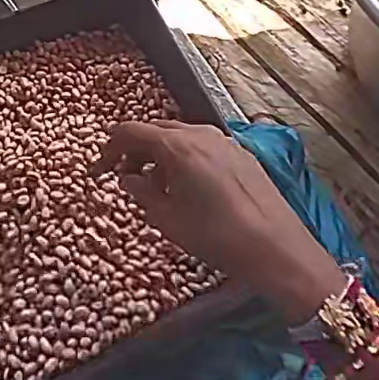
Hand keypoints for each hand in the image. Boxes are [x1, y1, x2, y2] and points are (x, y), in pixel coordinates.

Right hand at [93, 120, 345, 321]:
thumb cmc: (216, 236)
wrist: (277, 249)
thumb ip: (142, 192)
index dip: (110, 148)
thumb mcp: (168, 219)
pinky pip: (203, 146)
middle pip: (156, 130)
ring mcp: (225, 141)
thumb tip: (129, 178)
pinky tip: (188, 186)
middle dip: (136, 151)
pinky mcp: (242, 153)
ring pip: (181, 137)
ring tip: (156, 185)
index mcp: (177, 145)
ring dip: (161, 154)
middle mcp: (200, 134)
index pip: (131, 131)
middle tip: (125, 177)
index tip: (101, 171)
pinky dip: (185, 158)